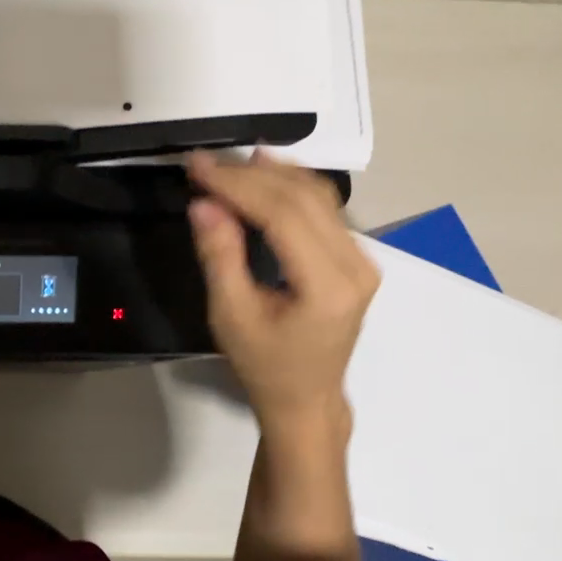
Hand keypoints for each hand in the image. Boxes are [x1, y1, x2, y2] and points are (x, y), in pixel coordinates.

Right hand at [186, 151, 379, 438]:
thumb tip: (203, 204)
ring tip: (230, 162)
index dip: (239, 185)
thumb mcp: (231, 316)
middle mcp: (356, 265)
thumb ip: (220, 256)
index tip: (198, 168)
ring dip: (273, 174)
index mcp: (328, 285)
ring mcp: (363, 260)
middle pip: (304, 198)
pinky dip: (290, 187)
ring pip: (319, 196)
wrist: (305, 399)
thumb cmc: (264, 365)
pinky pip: (326, 208)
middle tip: (204, 164)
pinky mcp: (356, 258)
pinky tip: (265, 174)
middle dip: (251, 175)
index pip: (284, 215)